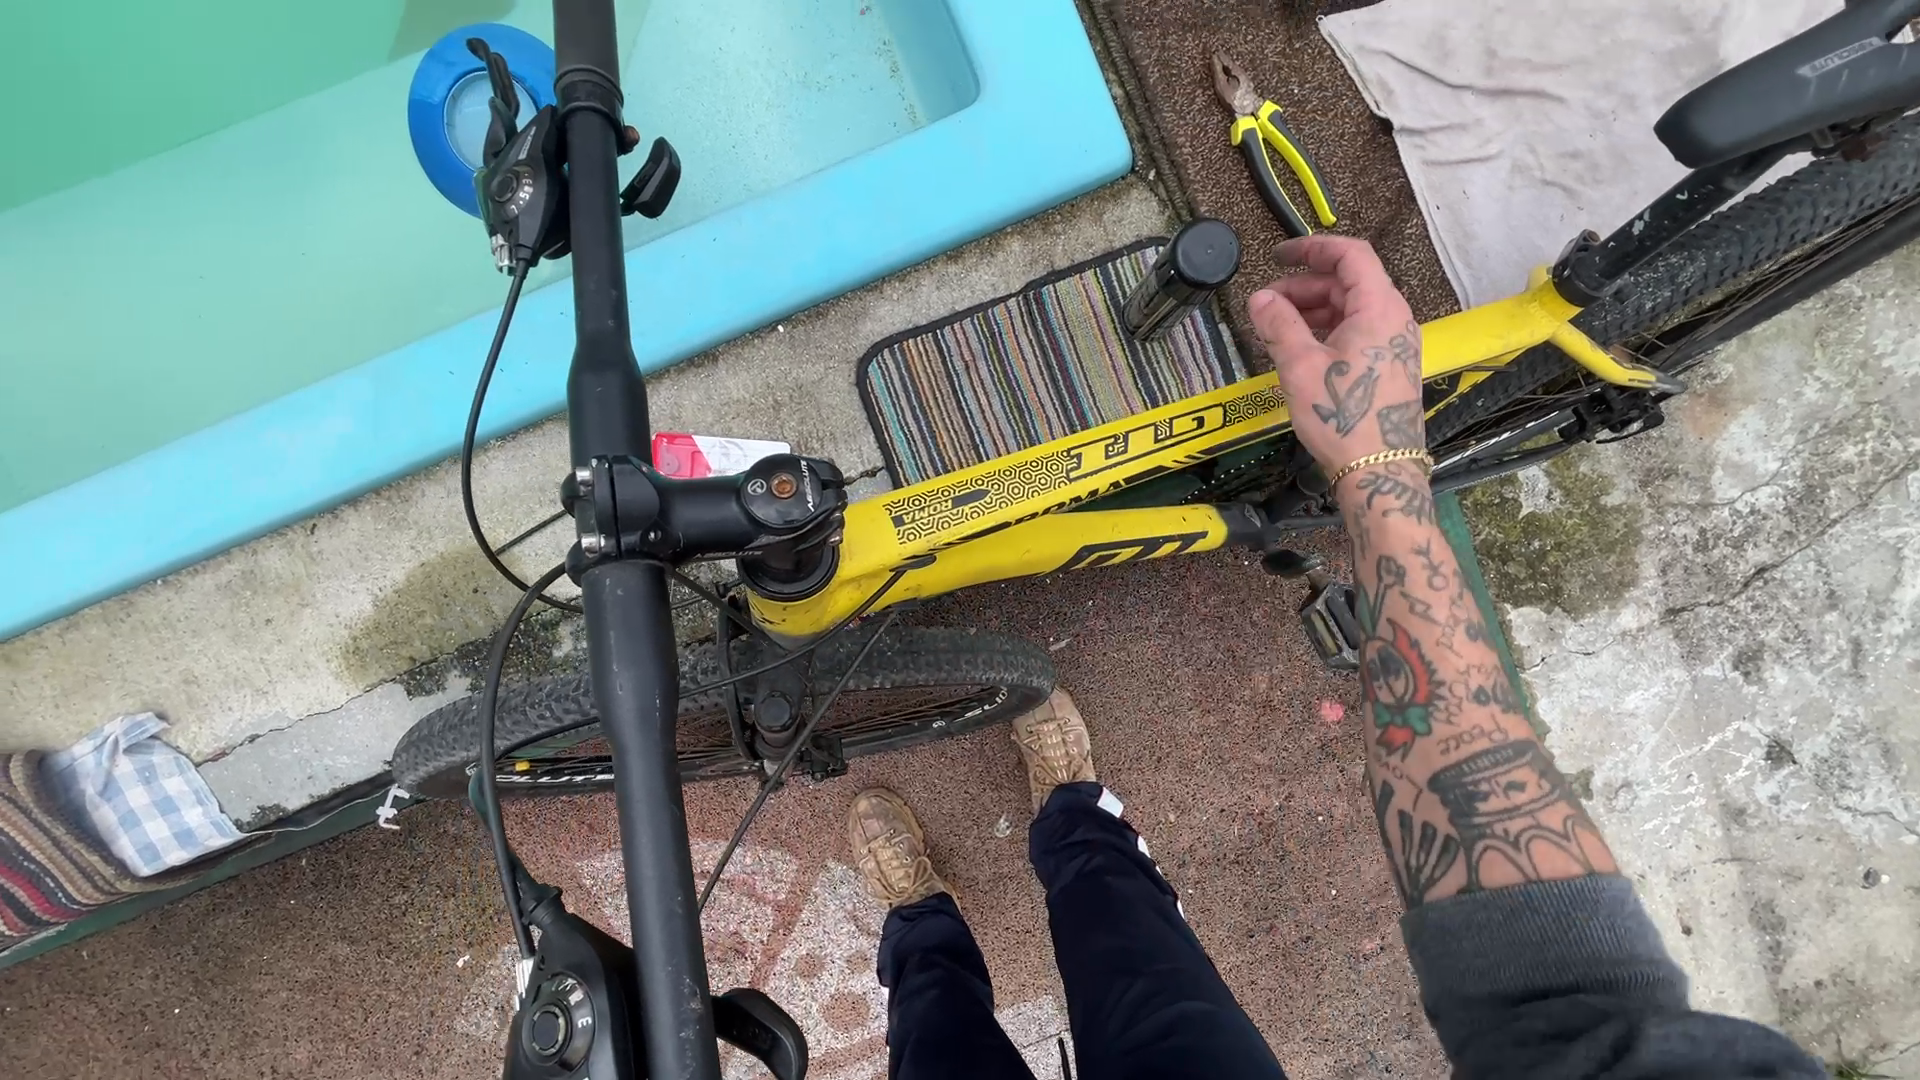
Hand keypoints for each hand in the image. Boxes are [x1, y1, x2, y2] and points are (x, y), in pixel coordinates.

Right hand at [1247, 236, 1426, 484]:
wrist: (1377, 467)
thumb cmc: (1342, 417)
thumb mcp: (1299, 367)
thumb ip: (1279, 325)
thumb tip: (1260, 298)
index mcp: (1379, 308)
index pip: (1350, 255)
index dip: (1313, 248)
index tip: (1279, 255)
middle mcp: (1393, 319)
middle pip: (1348, 284)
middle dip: (1303, 287)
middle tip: (1265, 304)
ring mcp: (1394, 343)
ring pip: (1350, 310)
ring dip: (1312, 311)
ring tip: (1276, 329)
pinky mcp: (1388, 366)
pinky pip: (1355, 333)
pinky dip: (1325, 331)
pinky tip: (1298, 350)